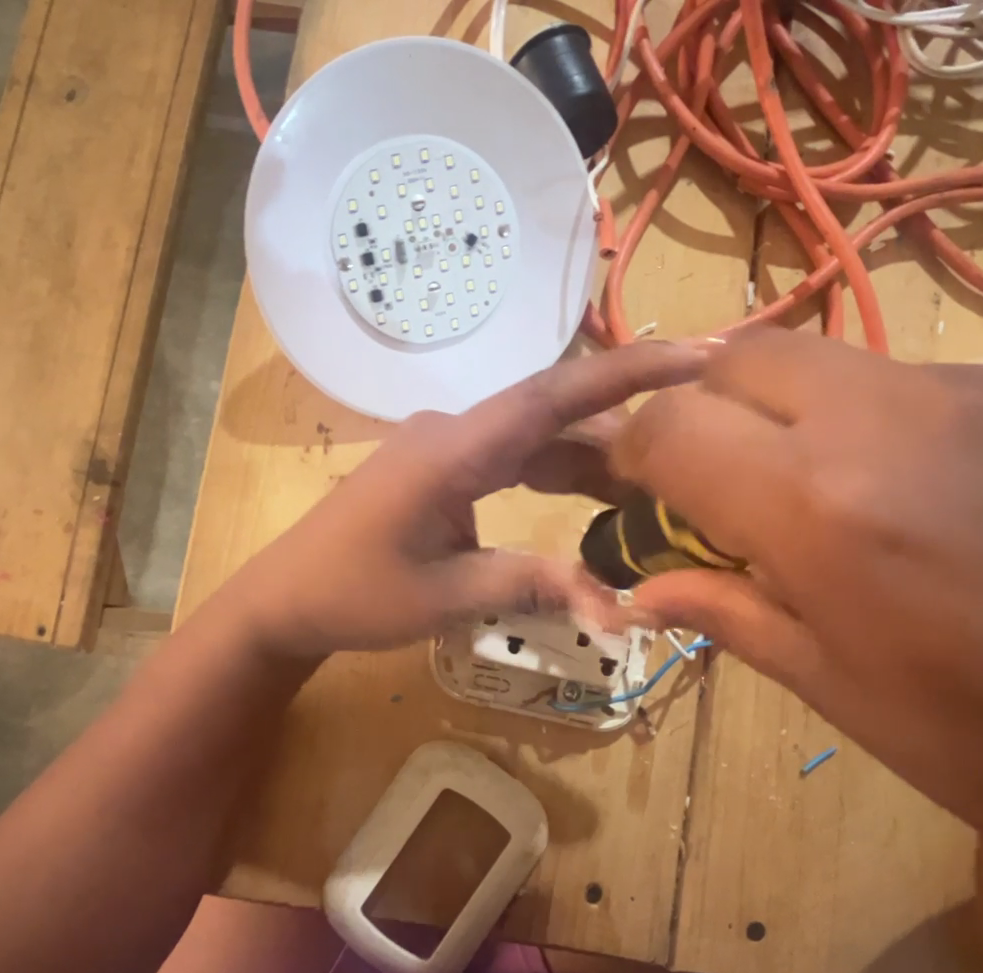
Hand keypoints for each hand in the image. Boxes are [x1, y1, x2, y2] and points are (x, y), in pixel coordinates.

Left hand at [215, 341, 706, 658]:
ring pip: (538, 436)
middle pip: (554, 413)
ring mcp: (448, 447)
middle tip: (698, 451)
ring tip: (659, 485)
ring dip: (594, 457)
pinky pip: (515, 457)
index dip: (627, 372)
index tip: (697, 358)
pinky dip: (559, 474)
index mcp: (453, 449)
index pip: (553, 396)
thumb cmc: (353, 595)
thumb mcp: (444, 597)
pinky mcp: (444, 468)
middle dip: (625, 428)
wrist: (283, 598)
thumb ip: (529, 584)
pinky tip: (597, 500)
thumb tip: (614, 604)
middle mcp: (454, 432)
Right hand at [610, 328, 982, 972]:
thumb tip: (635, 590)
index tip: (637, 485)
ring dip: (800, 414)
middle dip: (704, 405)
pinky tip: (952, 501)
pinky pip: (935, 384)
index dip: (632, 450)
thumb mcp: (836, 690)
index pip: (669, 425)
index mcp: (821, 508)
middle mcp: (894, 417)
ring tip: (842, 498)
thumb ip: (725, 611)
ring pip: (839, 364)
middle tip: (720, 476)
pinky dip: (896, 425)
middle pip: (742, 356)